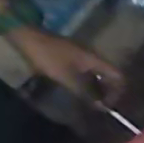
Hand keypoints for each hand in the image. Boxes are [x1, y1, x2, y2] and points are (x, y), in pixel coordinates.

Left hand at [5, 25, 125, 103]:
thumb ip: (85, 93)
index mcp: (96, 60)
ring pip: (98, 76)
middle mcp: (93, 57)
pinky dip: (87, 83)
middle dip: (108, 93)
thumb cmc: (47, 56)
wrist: (24, 35)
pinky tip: (79, 92)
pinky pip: (87, 73)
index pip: (119, 77)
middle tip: (99, 106)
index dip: (118, 93)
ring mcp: (82, 56)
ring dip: (97, 89)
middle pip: (110, 77)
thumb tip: (101, 107)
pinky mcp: (72, 57)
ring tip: (90, 102)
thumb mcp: (67, 78)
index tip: (107, 105)